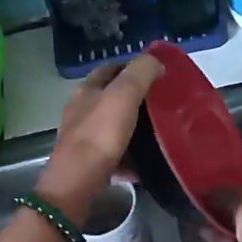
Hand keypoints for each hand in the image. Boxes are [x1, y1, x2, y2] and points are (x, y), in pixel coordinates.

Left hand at [36, 55, 163, 220]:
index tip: (155, 73)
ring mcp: (84, 139)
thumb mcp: (124, 95)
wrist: (79, 181)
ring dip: (134, 127)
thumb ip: (141, 73)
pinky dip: (131, 155)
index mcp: (87, 91)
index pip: (109, 69)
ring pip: (114, 126)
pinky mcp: (91, 163)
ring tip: (159, 131)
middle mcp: (81, 112)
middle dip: (135, 99)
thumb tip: (157, 60)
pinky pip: (116, 154)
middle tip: (162, 102)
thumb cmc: (100, 133)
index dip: (130, 67)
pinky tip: (147, 160)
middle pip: (111, 99)